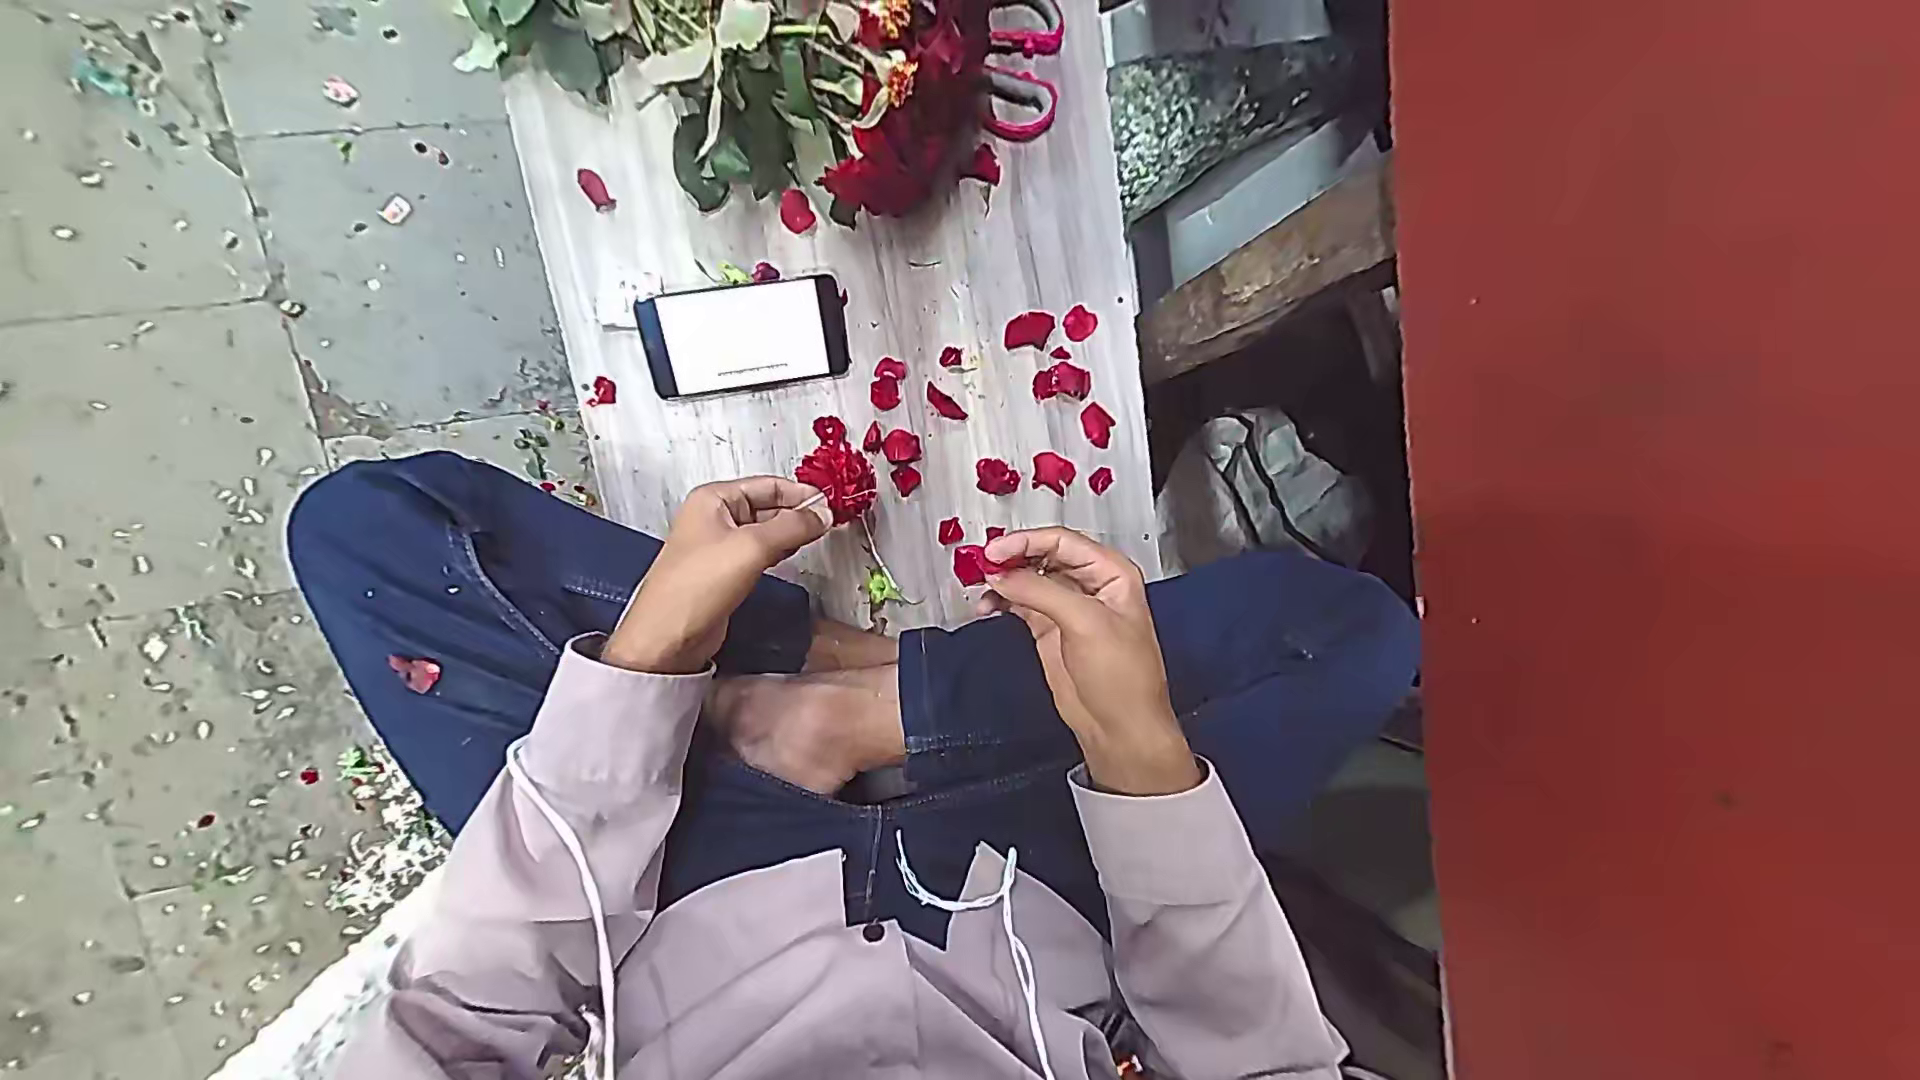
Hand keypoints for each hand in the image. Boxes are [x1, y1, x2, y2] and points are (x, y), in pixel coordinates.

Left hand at [603, 477, 832, 674]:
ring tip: (817, 536)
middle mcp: (716, 517)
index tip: (829, 505)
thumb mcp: (752, 546)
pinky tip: (794, 554)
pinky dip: (781, 550)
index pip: (769, 484)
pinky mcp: (728, 569)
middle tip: (829, 522)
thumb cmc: (696, 586)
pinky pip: (762, 550)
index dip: (801, 493)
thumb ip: (792, 526)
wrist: (670, 637)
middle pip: (769, 505)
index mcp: (714, 498)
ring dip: (792, 532)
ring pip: (768, 529)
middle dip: (799, 513)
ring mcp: (722, 544)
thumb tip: (823, 515)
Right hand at [980, 528, 1201, 795]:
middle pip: (1042, 554)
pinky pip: (1019, 601)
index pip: (1062, 541)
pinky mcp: (1049, 626)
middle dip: (1010, 557)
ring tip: (981, 587)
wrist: (1118, 727)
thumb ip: (1041, 592)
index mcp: (1111, 572)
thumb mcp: (1086, 623)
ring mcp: (1066, 605)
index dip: (1026, 542)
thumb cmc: (1125, 678)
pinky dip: (1001, 600)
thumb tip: (1002, 574)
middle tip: (983, 565)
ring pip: (1027, 577)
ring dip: (1002, 579)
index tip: (995, 552)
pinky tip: (988, 605)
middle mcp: (1089, 583)